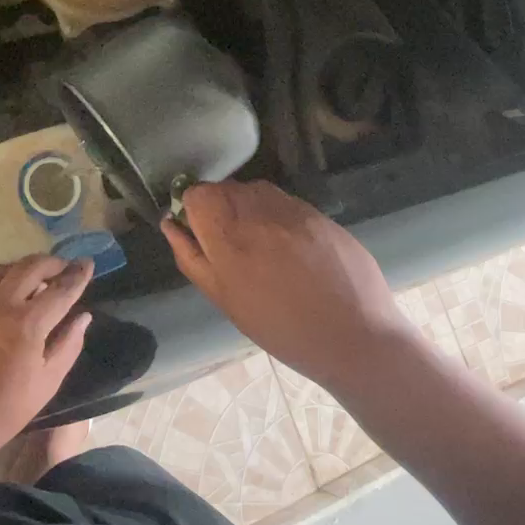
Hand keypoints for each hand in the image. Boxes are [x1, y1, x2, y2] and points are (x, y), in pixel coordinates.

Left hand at [0, 255, 93, 468]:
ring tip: (29, 280)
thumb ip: (68, 345)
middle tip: (60, 267)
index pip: (60, 289)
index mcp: (28, 323)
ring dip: (19, 271)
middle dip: (50, 262)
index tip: (87, 263)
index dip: (77, 274)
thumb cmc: (4, 411)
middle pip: (29, 267)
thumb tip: (83, 316)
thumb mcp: (47, 383)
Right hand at [161, 181, 409, 384]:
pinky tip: (293, 251)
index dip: (195, 211)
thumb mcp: (224, 299)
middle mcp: (258, 211)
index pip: (196, 194)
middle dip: (221, 209)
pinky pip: (286, 204)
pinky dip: (279, 218)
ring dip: (250, 209)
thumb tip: (170, 224)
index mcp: (227, 236)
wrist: (354, 337)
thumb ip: (191, 256)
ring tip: (264, 248)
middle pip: (225, 188)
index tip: (203, 234)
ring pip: (256, 192)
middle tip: (233, 246)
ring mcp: (293, 209)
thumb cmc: (279, 328)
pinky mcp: (320, 214)